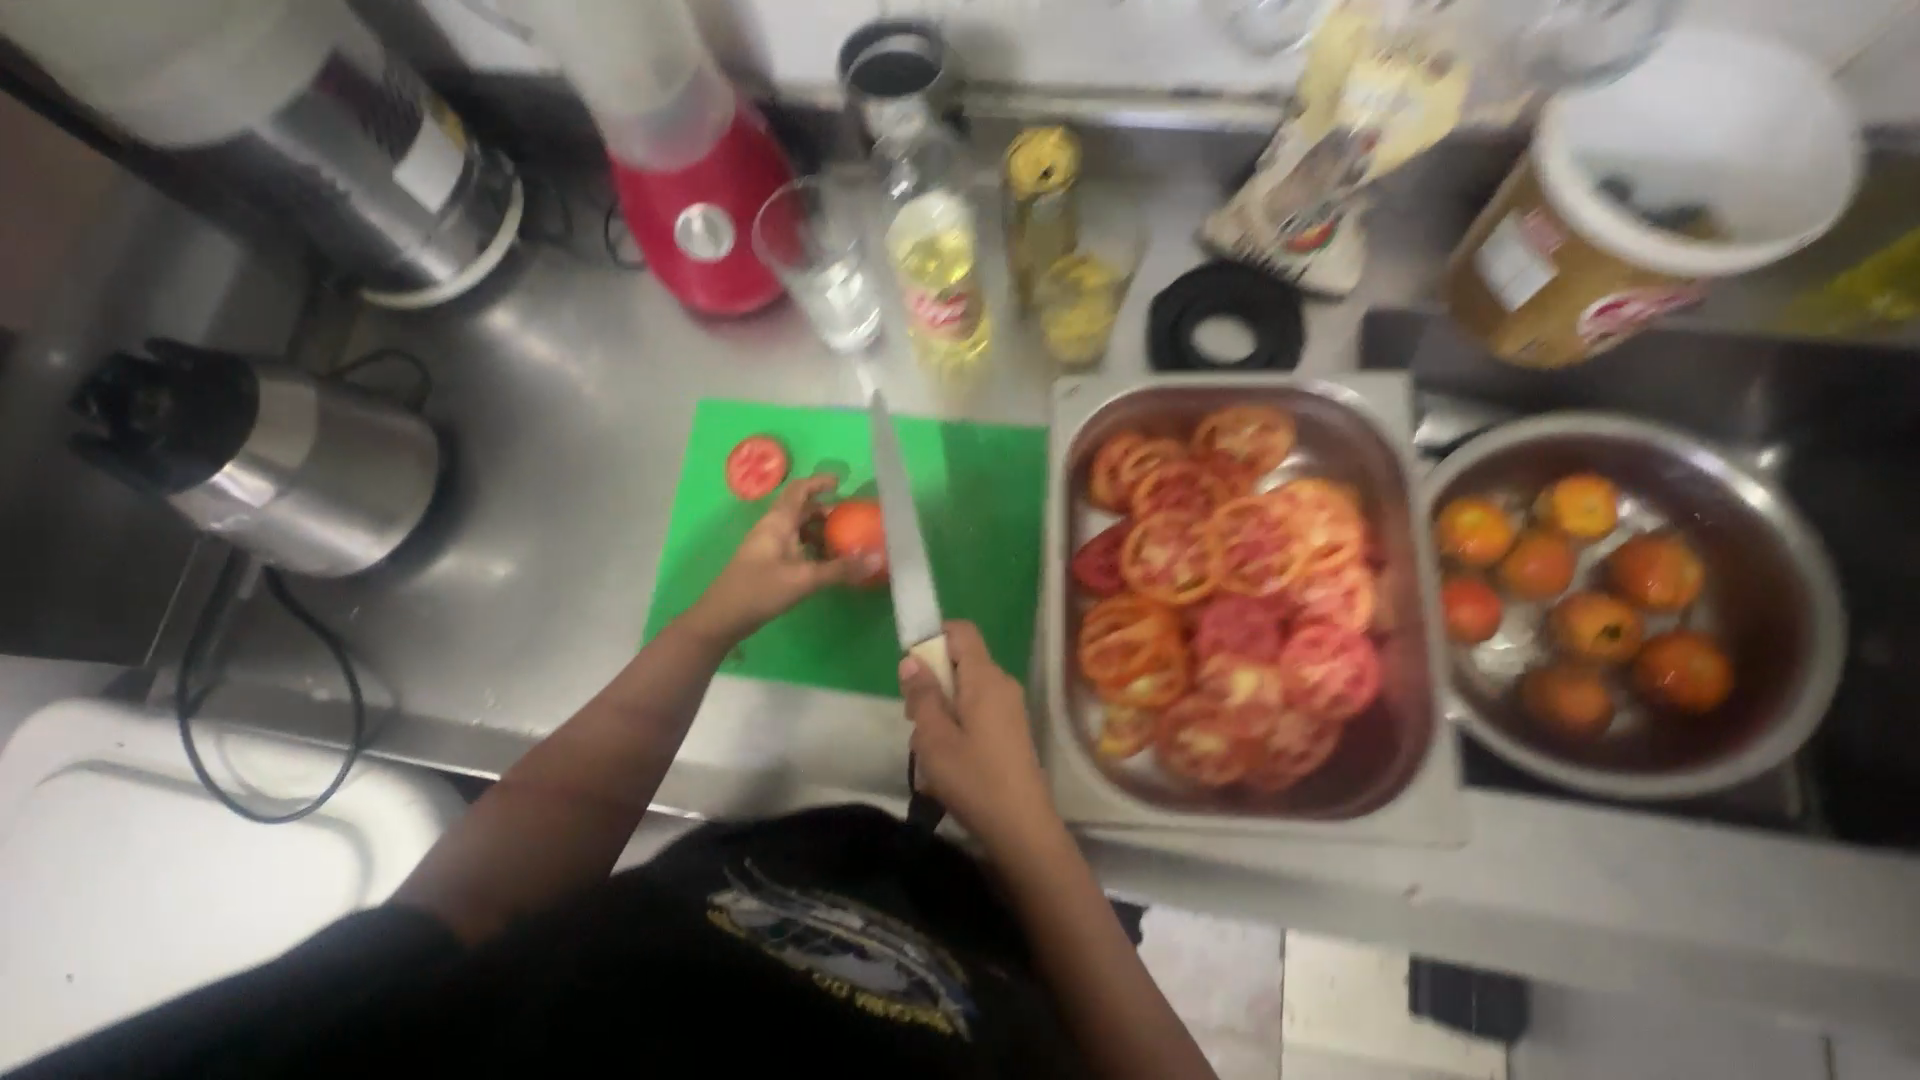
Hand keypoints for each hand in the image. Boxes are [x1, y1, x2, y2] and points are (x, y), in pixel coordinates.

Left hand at [686, 474, 879, 642]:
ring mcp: (769, 547)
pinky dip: (812, 550)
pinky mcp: (768, 565)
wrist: (722, 618)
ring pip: (798, 530)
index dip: (818, 482)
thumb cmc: (760, 590)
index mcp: (778, 522)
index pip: (799, 490)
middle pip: (801, 510)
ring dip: (820, 532)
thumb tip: (878, 559)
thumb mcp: (804, 579)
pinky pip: (795, 548)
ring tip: (844, 543)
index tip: (841, 483)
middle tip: (850, 520)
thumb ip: (841, 569)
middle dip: (825, 511)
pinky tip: (826, 565)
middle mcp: (773, 529)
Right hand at [900, 622, 1061, 856]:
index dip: (933, 637)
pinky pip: (977, 713)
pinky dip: (957, 728)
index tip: (911, 668)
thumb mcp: (934, 737)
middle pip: (961, 663)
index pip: (961, 631)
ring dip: (941, 712)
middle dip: (931, 684)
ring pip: (965, 692)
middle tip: (914, 722)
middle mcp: (1002, 684)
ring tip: (928, 752)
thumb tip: (912, 660)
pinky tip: (946, 765)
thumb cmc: (974, 778)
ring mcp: (1010, 709)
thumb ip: (921, 695)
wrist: (1022, 827)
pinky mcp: (1011, 731)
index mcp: (986, 678)